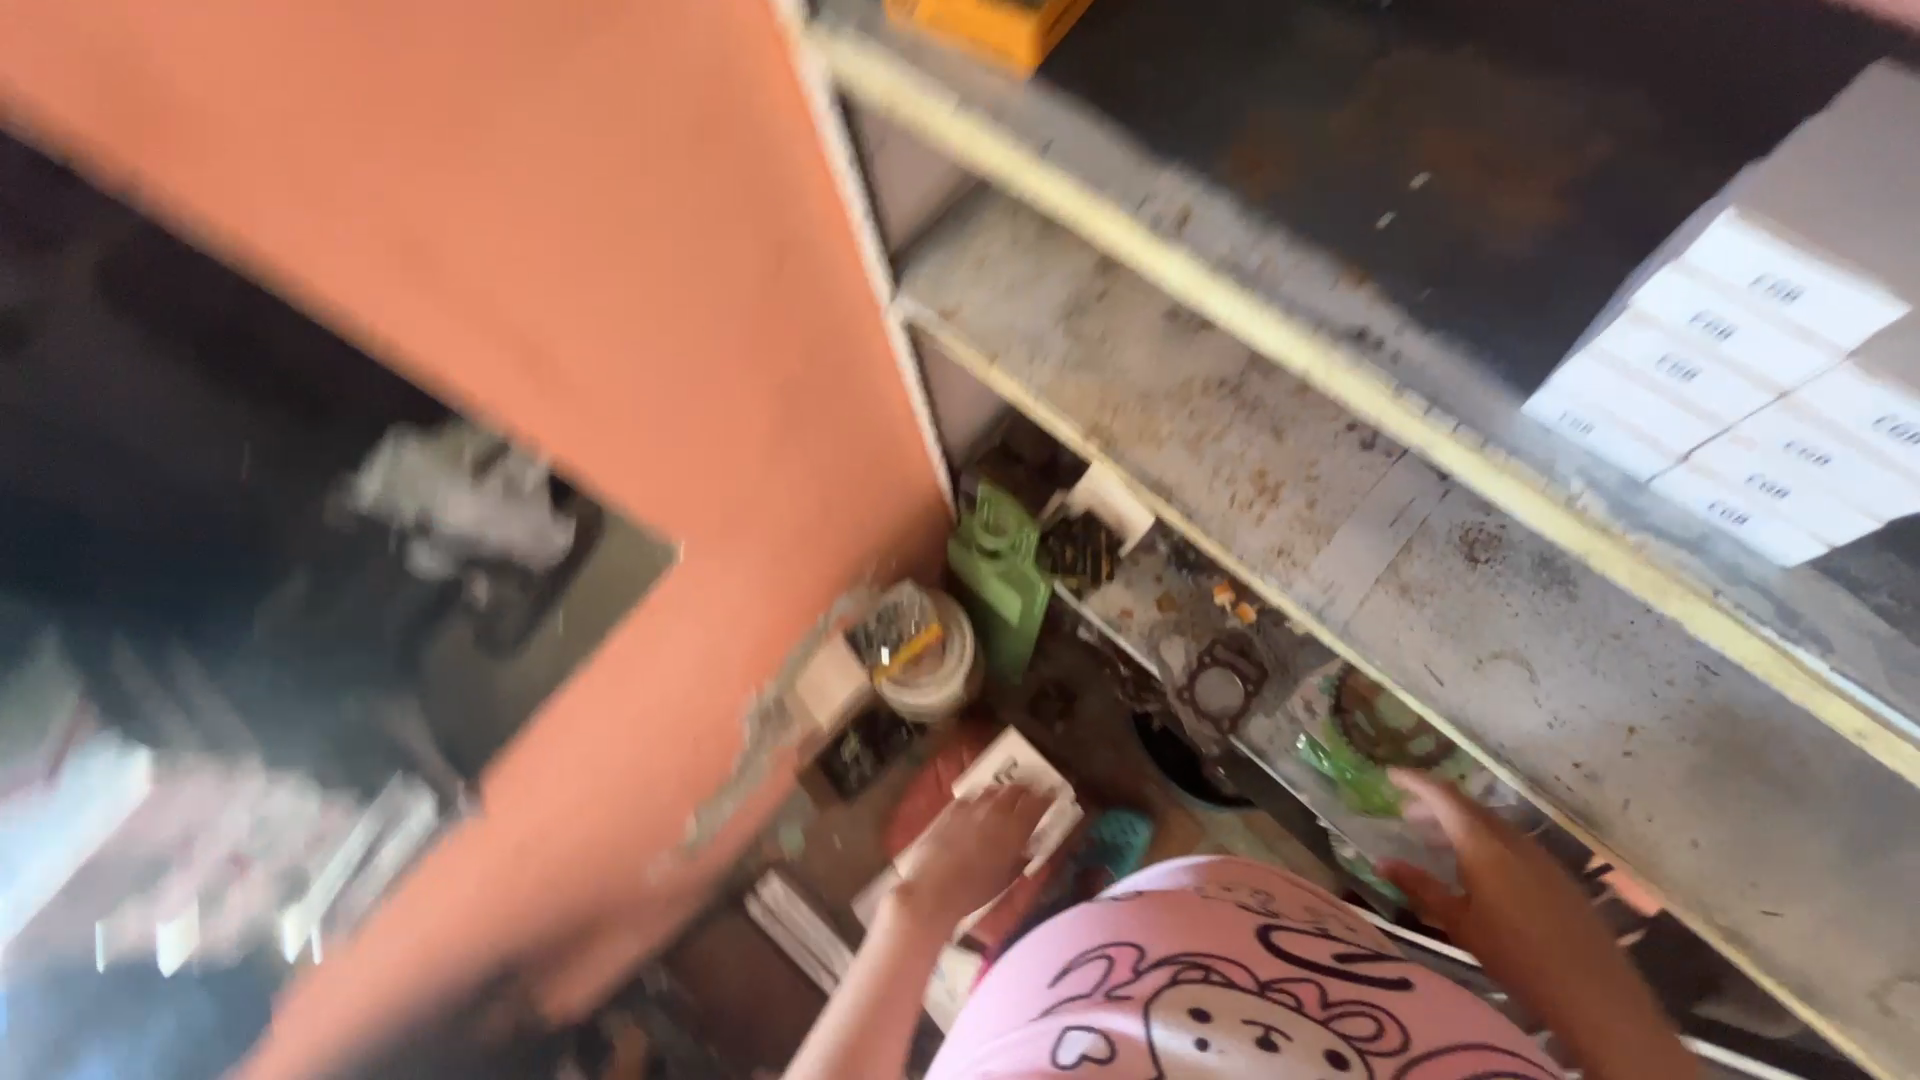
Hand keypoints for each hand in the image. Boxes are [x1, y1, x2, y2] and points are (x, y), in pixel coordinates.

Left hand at [892, 784, 1050, 930]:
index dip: (1048, 796)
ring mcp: (972, 807)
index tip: (1053, 793)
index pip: (1038, 803)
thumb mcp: (1006, 878)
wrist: (933, 888)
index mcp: (1015, 829)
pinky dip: (979, 800)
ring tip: (1005, 797)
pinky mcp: (951, 809)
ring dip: (1003, 792)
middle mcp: (996, 811)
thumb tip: (1028, 846)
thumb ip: (1020, 857)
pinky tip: (977, 807)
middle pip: (1015, 789)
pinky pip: (971, 797)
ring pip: (993, 790)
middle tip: (1030, 793)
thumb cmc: (974, 892)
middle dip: (1026, 789)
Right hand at [1376, 768, 1611, 992]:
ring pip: (1491, 824)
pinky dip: (1483, 841)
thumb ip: (1419, 887)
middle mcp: (1512, 841)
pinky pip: (1511, 842)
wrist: (1595, 994)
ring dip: (1460, 823)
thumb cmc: (1516, 956)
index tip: (1391, 775)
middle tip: (1406, 815)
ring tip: (1435, 841)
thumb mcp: (1458, 922)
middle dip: (1434, 804)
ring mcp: (1540, 857)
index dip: (1415, 781)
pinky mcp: (1556, 876)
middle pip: (1468, 806)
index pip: (1443, 797)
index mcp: (1483, 845)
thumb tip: (1381, 862)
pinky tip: (1476, 869)